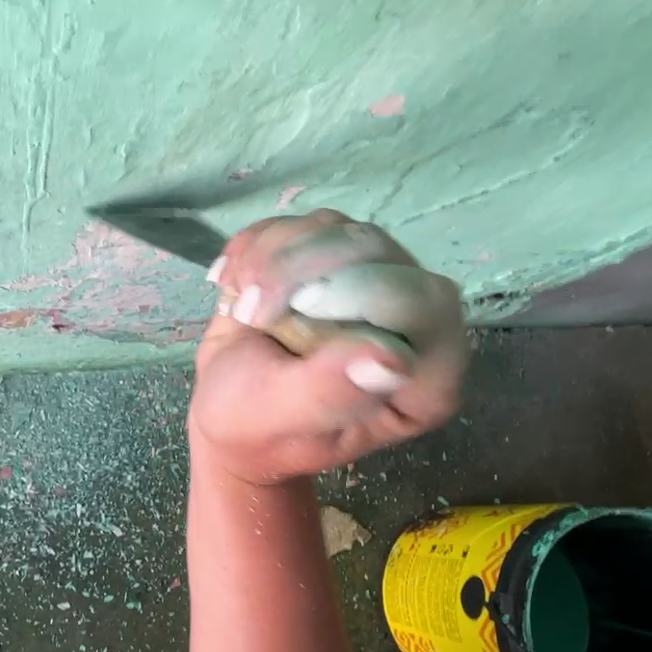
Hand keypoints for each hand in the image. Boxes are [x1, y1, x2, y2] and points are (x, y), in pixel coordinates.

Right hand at [190, 209, 466, 485]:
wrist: (224, 406)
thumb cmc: (255, 426)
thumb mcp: (282, 418)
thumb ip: (331, 393)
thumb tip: (392, 359)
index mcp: (422, 381)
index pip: (427, 304)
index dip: (365, 289)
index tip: (297, 308)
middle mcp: (410, 325)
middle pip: (377, 251)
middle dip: (300, 268)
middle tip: (247, 311)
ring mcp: (371, 284)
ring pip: (337, 230)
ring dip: (272, 256)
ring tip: (238, 303)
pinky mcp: (333, 261)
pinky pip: (303, 226)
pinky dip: (258, 244)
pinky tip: (234, 282)